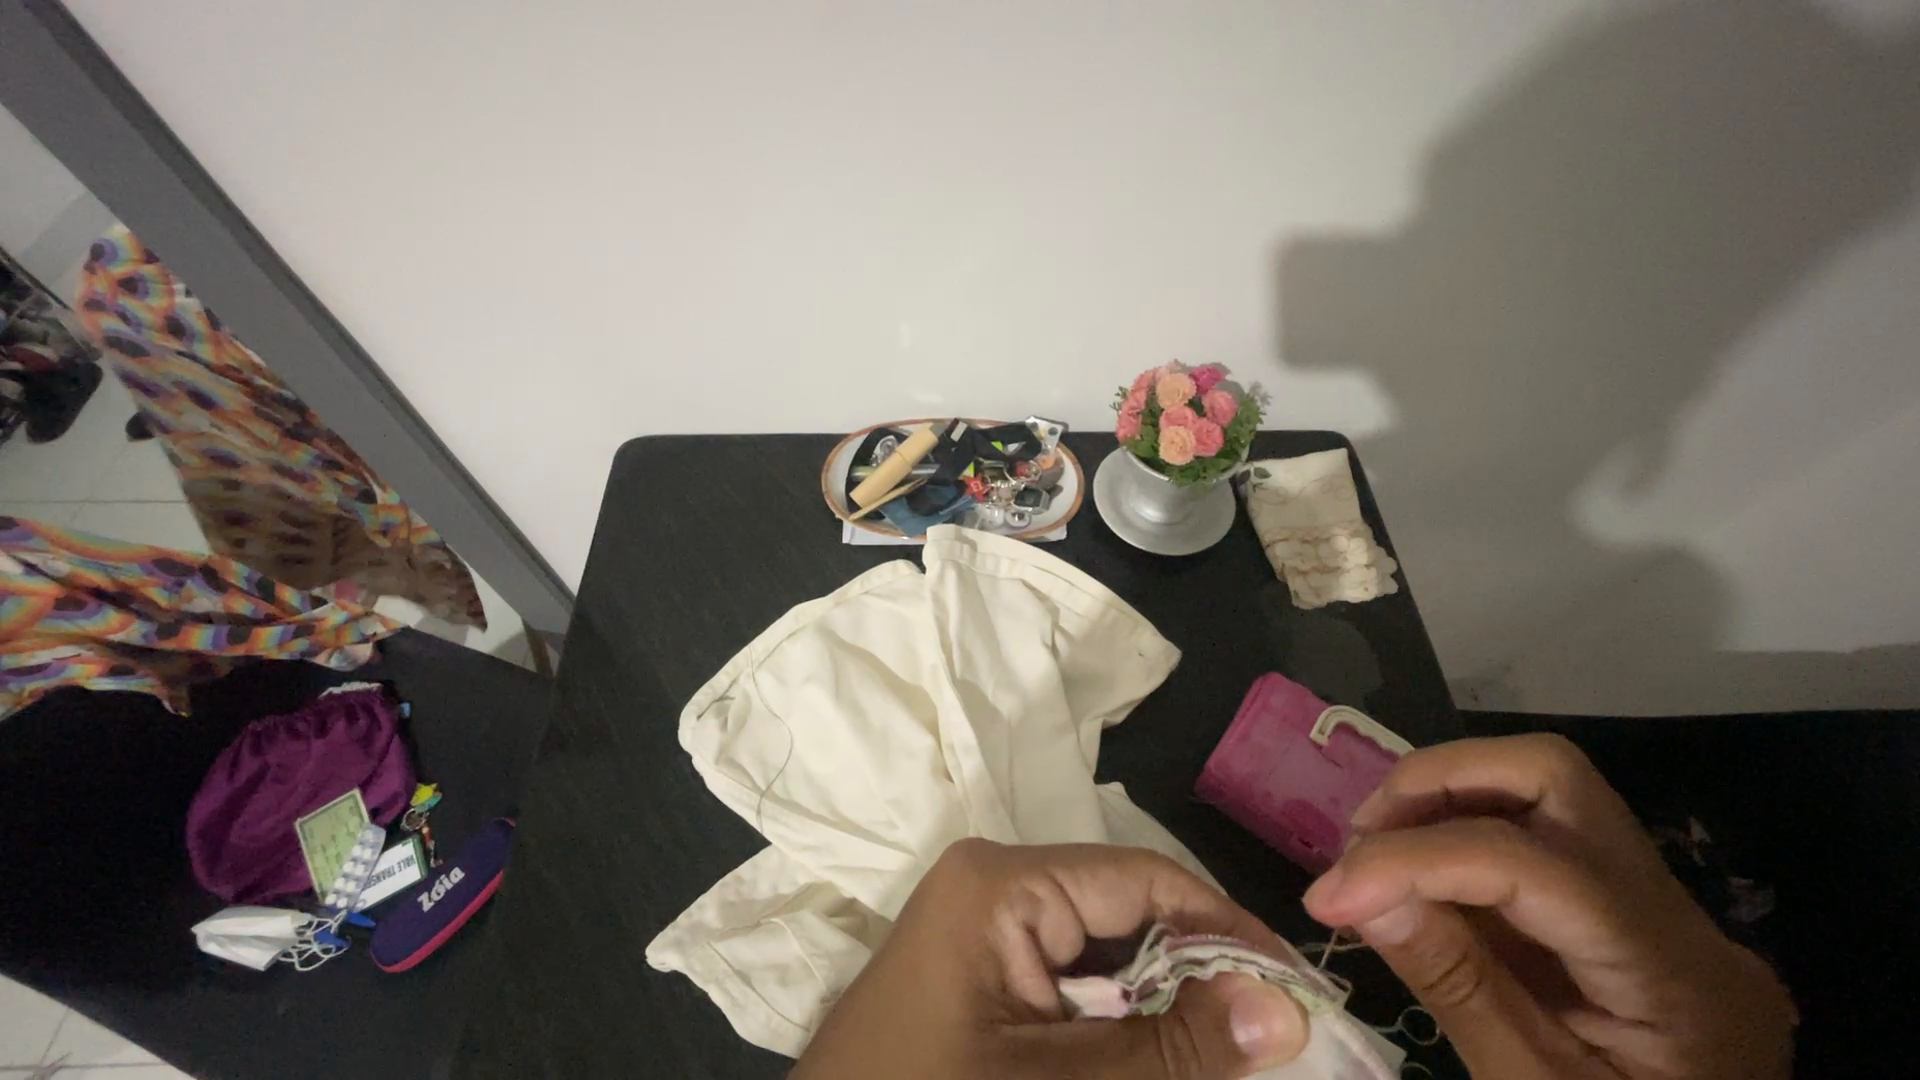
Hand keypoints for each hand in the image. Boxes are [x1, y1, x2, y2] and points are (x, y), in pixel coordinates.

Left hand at [793, 839, 1308, 1079]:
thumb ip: (1171, 1048)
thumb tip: (1285, 1008)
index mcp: (1005, 882)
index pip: (1144, 880)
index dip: (1227, 929)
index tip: (1300, 992)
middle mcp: (997, 882)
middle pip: (1128, 912)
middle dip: (1200, 972)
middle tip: (1278, 1036)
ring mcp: (987, 923)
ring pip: (1106, 950)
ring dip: (1165, 1001)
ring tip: (1231, 1050)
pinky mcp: (985, 964)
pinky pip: (1072, 976)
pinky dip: (1120, 1017)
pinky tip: (1160, 1053)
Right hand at [1303, 734, 1795, 1078]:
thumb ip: (1451, 985)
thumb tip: (1355, 892)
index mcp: (1679, 979)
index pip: (1529, 865)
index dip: (1412, 862)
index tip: (1327, 895)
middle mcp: (1679, 914)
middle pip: (1551, 777)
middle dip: (1436, 784)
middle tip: (1362, 835)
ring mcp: (1652, 901)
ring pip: (1539, 784)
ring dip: (1440, 794)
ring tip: (1375, 849)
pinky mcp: (1615, 903)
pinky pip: (1529, 825)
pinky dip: (1453, 825)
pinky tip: (1411, 870)